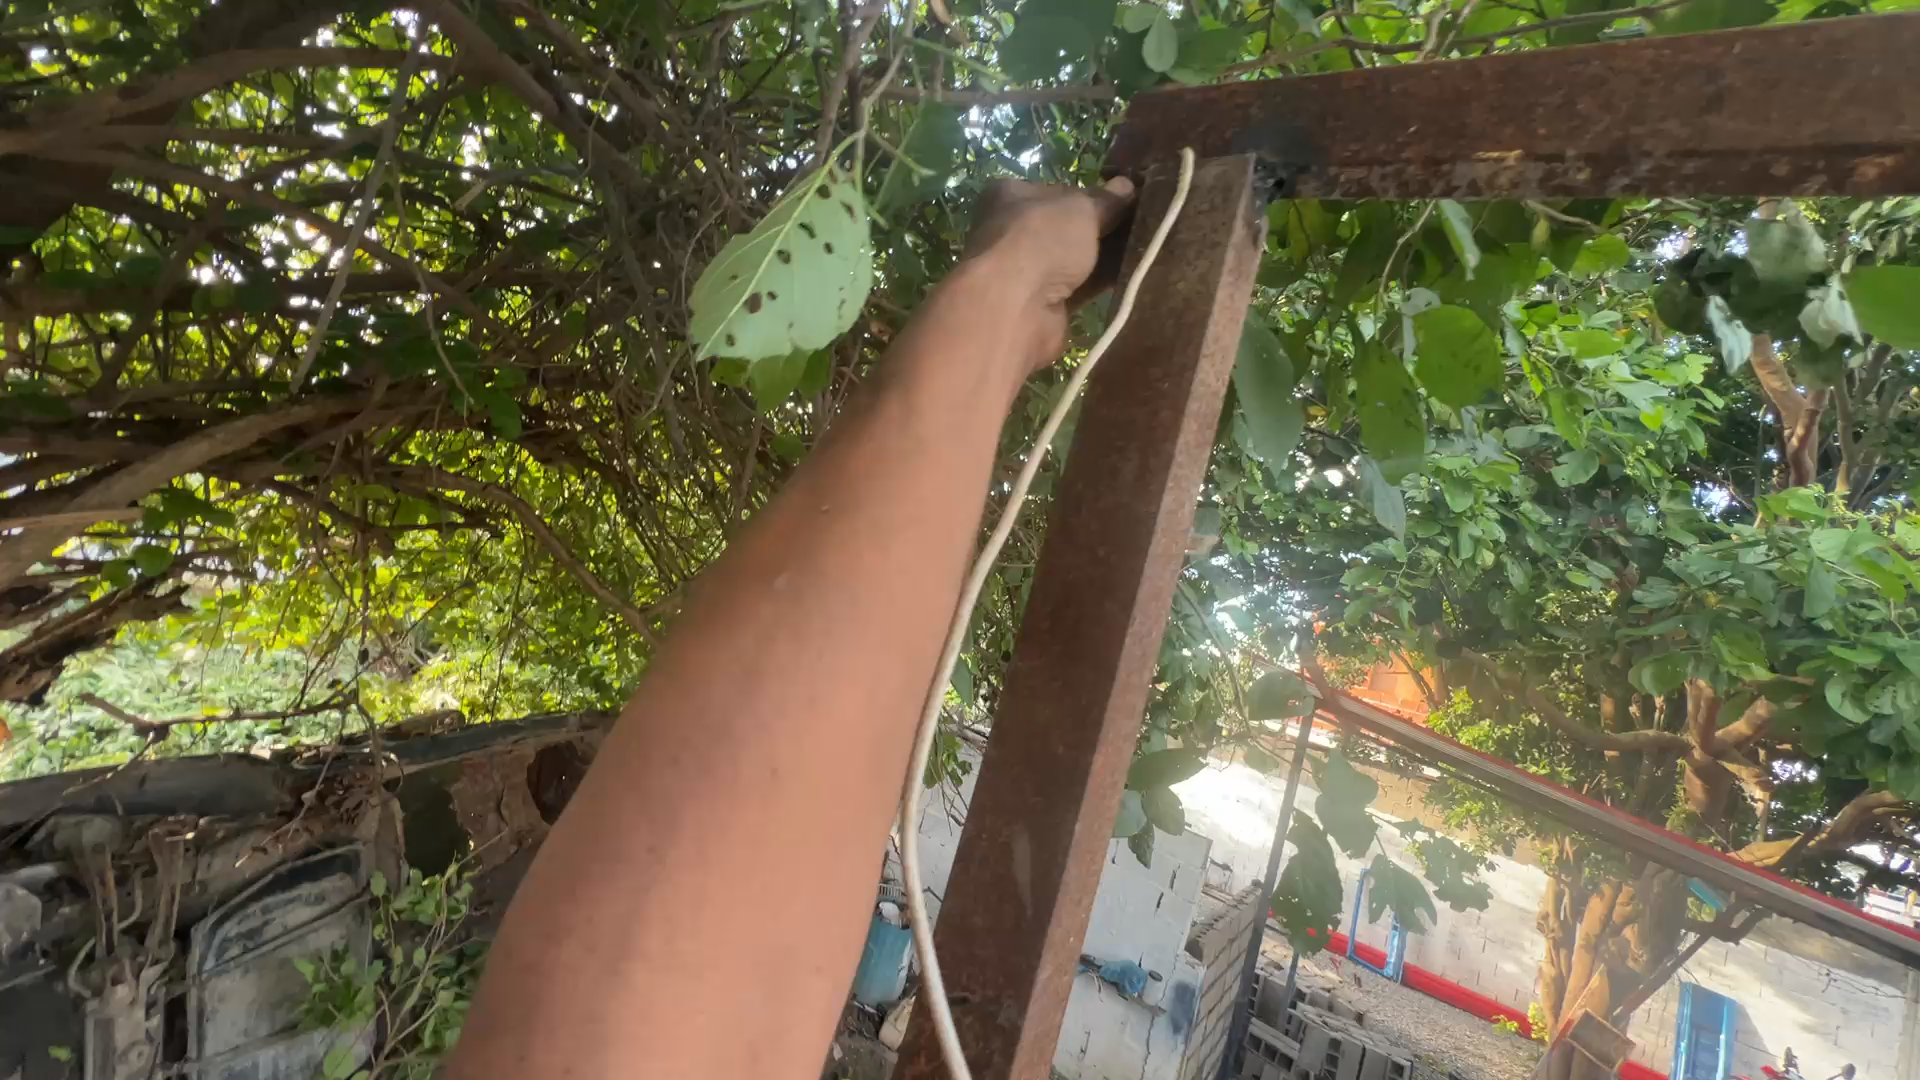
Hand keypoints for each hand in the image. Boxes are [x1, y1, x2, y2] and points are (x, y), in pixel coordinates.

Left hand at [959, 176, 1136, 368]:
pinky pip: (1077, 289)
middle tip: (1138, 223)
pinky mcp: (1040, 307)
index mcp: (1009, 197)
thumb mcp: (1080, 209)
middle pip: (1064, 228)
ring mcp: (1024, 273)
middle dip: (1099, 228)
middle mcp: (1011, 234)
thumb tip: (1126, 186)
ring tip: (1143, 248)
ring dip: (1103, 257)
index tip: (1122, 198)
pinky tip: (1132, 276)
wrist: (1017, 308)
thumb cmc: (1041, 240)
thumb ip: (1105, 201)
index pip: (1055, 191)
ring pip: (1072, 261)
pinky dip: (1099, 284)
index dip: (1088, 194)